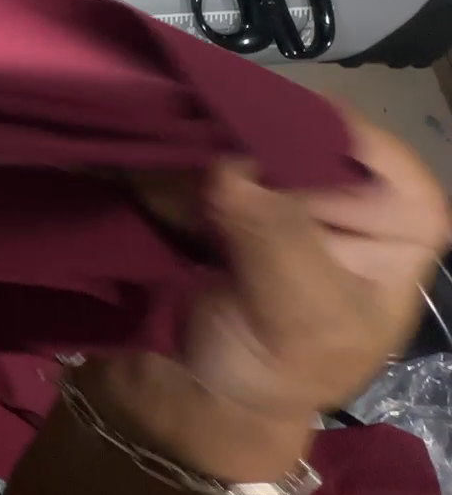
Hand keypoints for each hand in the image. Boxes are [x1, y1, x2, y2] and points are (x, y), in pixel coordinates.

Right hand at [87, 107, 451, 481]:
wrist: (180, 386)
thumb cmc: (269, 364)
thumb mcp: (297, 317)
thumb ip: (276, 238)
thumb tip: (231, 160)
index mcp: (383, 224)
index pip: (369, 152)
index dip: (309, 126)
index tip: (239, 115)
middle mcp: (319, 194)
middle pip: (283, 130)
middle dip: (226, 117)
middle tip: (169, 108)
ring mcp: (244, 187)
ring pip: (217, 133)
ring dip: (173, 124)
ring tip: (131, 117)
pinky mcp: (179, 188)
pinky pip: (165, 150)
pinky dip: (137, 138)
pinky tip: (111, 133)